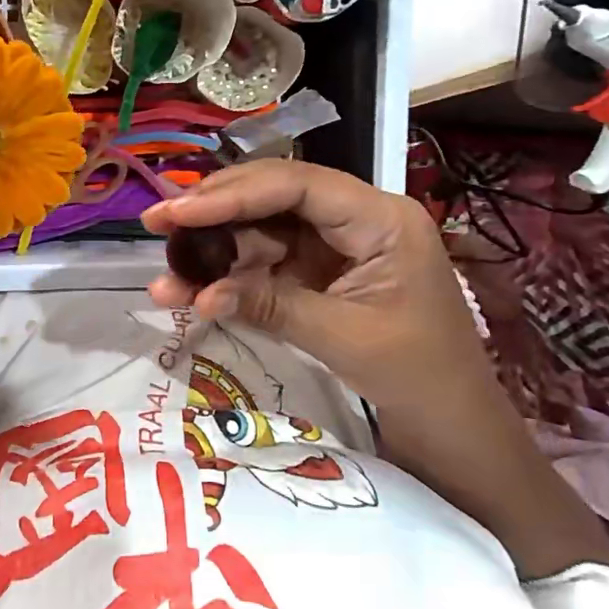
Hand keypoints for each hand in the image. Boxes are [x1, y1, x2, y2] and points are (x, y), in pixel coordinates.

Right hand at [143, 160, 489, 413]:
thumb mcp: (342, 337)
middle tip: (157, 223)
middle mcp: (358, 217)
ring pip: (265, 231)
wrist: (451, 423)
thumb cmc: (416, 375)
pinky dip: (235, 279)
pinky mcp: (323, 271)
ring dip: (217, 254)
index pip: (299, 185)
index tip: (180, 210)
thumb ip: (271, 304)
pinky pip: (270, 263)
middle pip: (275, 198)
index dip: (234, 194)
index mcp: (381, 218)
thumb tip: (201, 292)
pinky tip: (198, 295)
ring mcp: (338, 244)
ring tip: (167, 279)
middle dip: (215, 213)